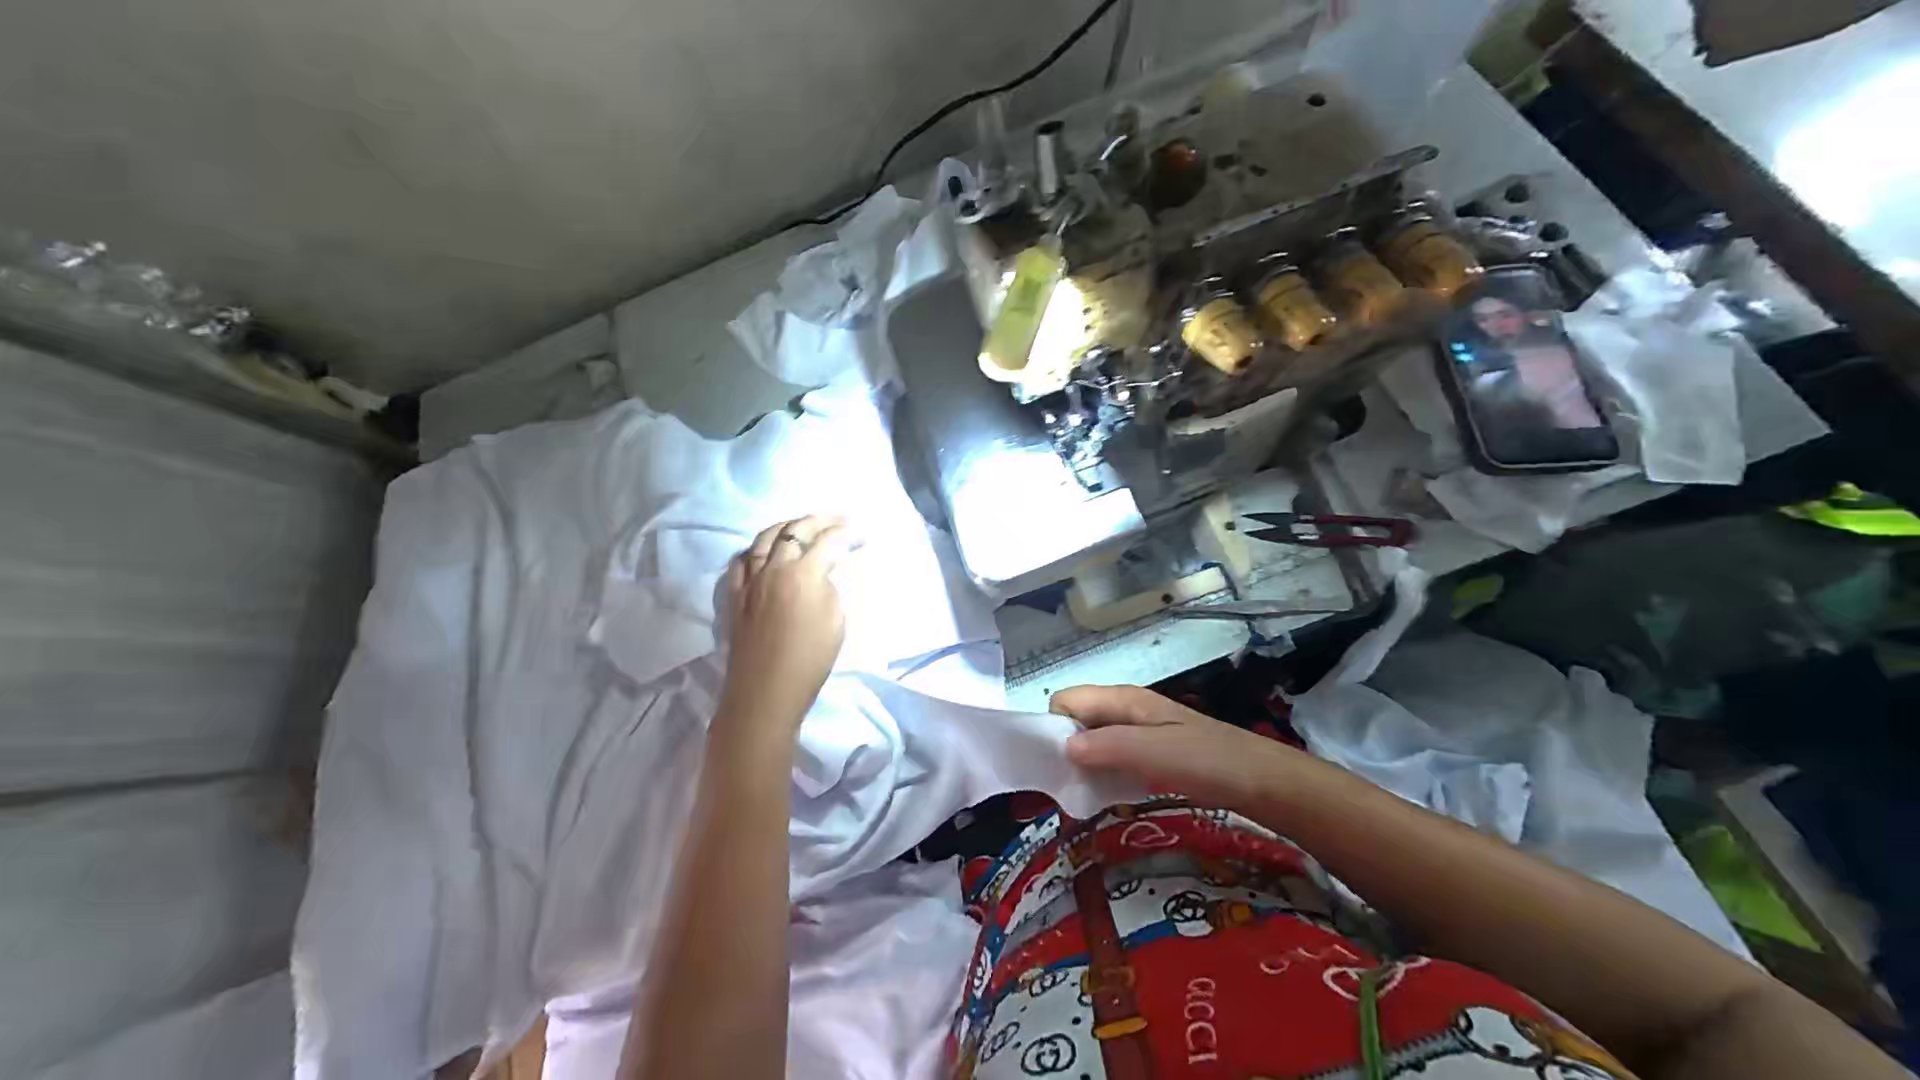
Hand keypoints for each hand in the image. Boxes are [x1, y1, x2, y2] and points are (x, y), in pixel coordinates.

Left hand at [719, 515, 854, 730]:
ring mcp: (751, 581)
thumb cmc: (810, 660)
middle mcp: (773, 568)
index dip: (847, 534)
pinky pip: (741, 561)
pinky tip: (762, 551)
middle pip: (795, 531)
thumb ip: (829, 588)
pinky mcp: (736, 596)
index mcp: (803, 573)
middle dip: (819, 520)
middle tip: (837, 519)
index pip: (829, 541)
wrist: (766, 692)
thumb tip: (821, 574)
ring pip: (764, 539)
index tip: (860, 533)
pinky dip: (755, 549)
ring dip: (786, 526)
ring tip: (800, 525)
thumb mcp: (836, 621)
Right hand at [1051, 685, 1307, 810]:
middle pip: (1076, 719)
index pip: (1065, 701)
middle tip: (1070, 787)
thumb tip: (1063, 748)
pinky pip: (1112, 753)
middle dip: (1065, 748)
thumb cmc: (1209, 761)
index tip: (1058, 766)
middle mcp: (1125, 707)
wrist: (1264, 780)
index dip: (1054, 728)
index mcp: (1123, 699)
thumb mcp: (1156, 752)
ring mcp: (1139, 727)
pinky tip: (1113, 793)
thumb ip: (1109, 746)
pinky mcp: (1151, 748)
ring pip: (1092, 737)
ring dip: (1083, 762)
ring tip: (1087, 794)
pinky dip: (1104, 770)